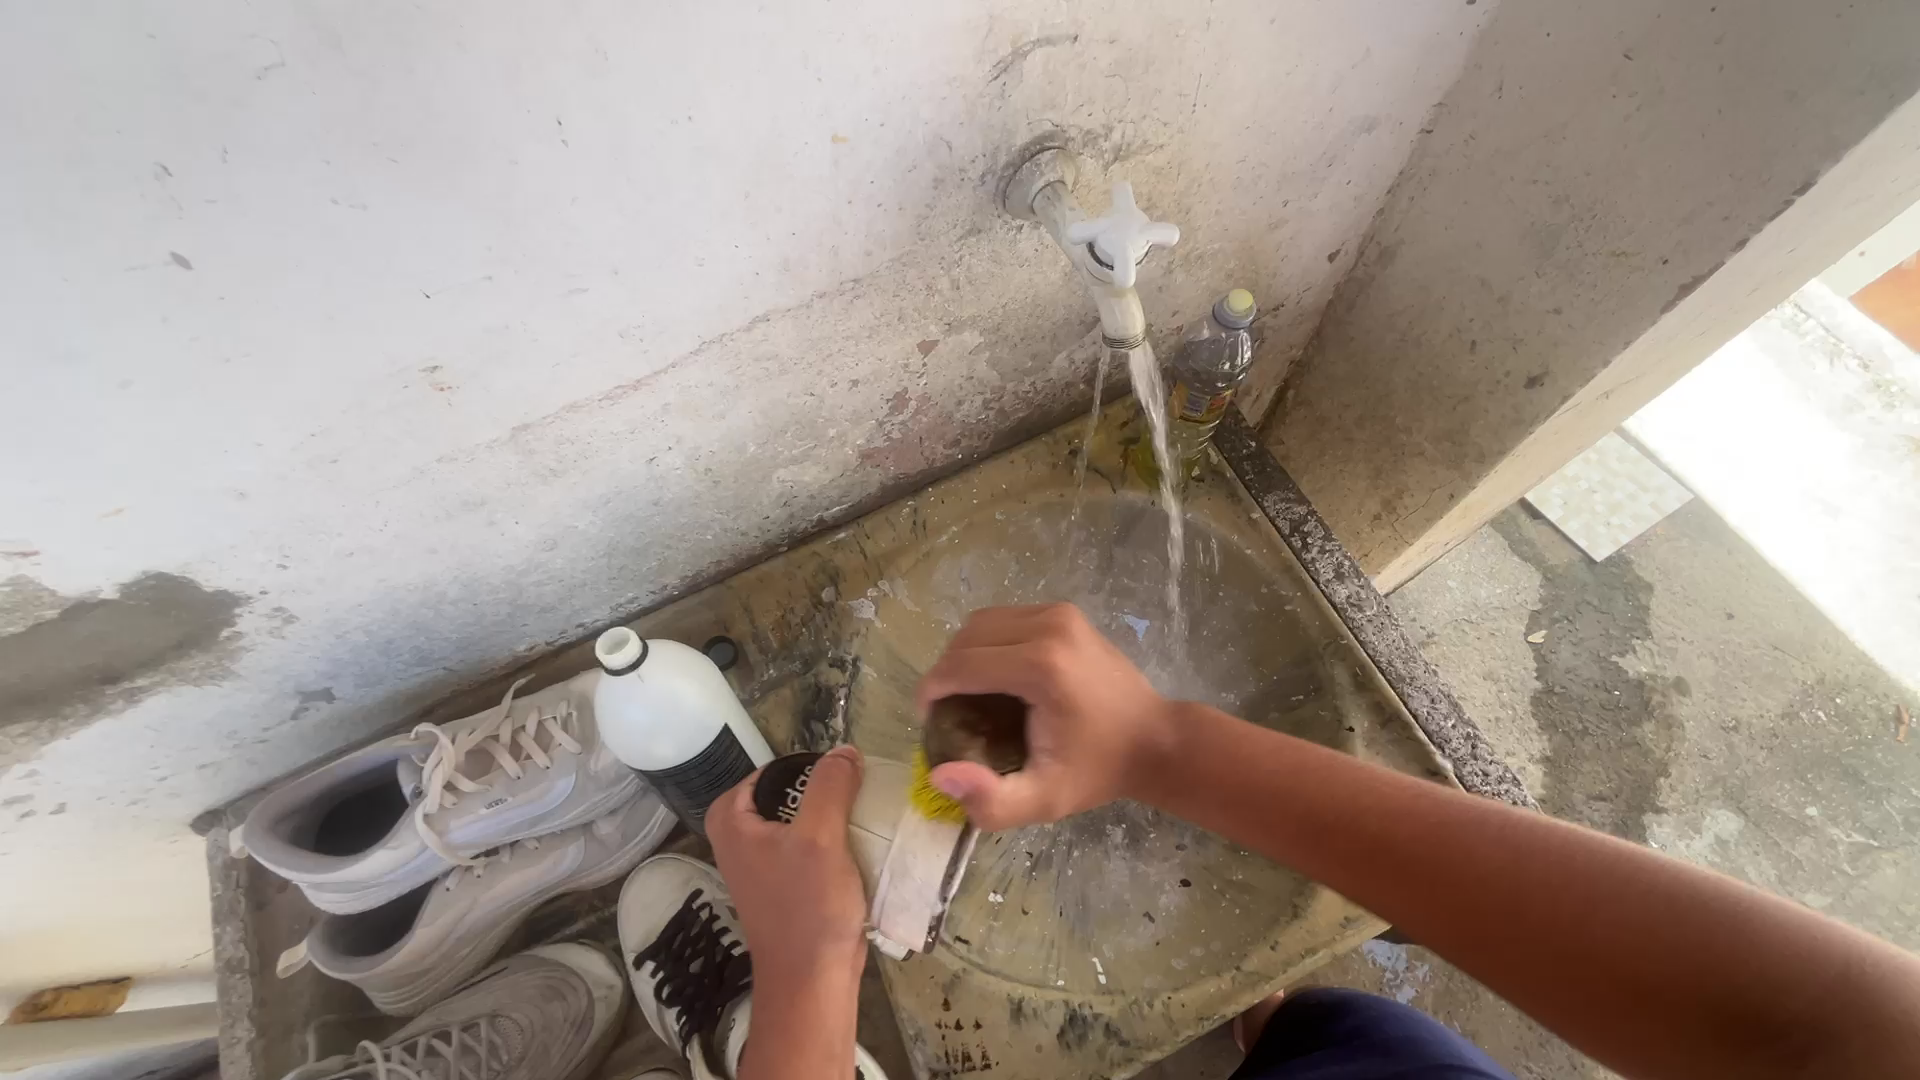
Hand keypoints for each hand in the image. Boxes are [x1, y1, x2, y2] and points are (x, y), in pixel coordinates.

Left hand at [707, 745, 869, 989]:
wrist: (813, 982)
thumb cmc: (807, 906)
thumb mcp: (821, 835)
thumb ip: (830, 786)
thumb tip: (844, 750)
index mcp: (731, 824)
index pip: (765, 772)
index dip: (799, 767)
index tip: (834, 772)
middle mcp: (739, 843)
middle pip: (783, 795)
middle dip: (817, 789)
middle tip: (851, 787)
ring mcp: (763, 869)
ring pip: (798, 821)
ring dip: (828, 815)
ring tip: (860, 810)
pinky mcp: (786, 889)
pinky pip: (808, 848)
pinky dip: (830, 840)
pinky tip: (859, 843)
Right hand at [914, 603, 1174, 830]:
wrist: (1155, 740)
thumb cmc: (1097, 771)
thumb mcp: (1044, 800)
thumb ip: (990, 801)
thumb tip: (940, 775)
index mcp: (1041, 666)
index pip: (961, 665)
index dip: (932, 690)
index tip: (928, 720)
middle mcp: (1048, 626)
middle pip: (967, 638)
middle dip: (946, 671)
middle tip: (947, 710)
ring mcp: (1058, 613)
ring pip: (982, 622)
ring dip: (964, 654)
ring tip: (967, 692)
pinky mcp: (1064, 611)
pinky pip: (1004, 618)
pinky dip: (988, 642)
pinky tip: (996, 675)